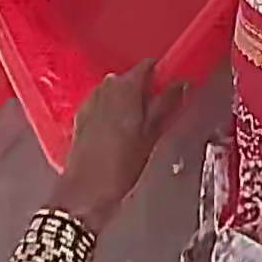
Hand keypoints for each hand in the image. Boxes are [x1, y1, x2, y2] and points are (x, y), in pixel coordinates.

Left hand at [50, 59, 187, 231]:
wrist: (83, 195)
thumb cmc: (123, 164)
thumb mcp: (152, 134)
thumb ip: (167, 103)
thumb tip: (182, 82)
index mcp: (126, 86)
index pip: (147, 65)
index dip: (160, 73)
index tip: (169, 87)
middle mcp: (106, 87)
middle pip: (129, 77)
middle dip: (143, 89)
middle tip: (155, 111)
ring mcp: (90, 102)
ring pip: (114, 91)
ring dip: (125, 99)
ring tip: (135, 123)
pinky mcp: (79, 118)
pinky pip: (100, 104)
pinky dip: (109, 110)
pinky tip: (114, 130)